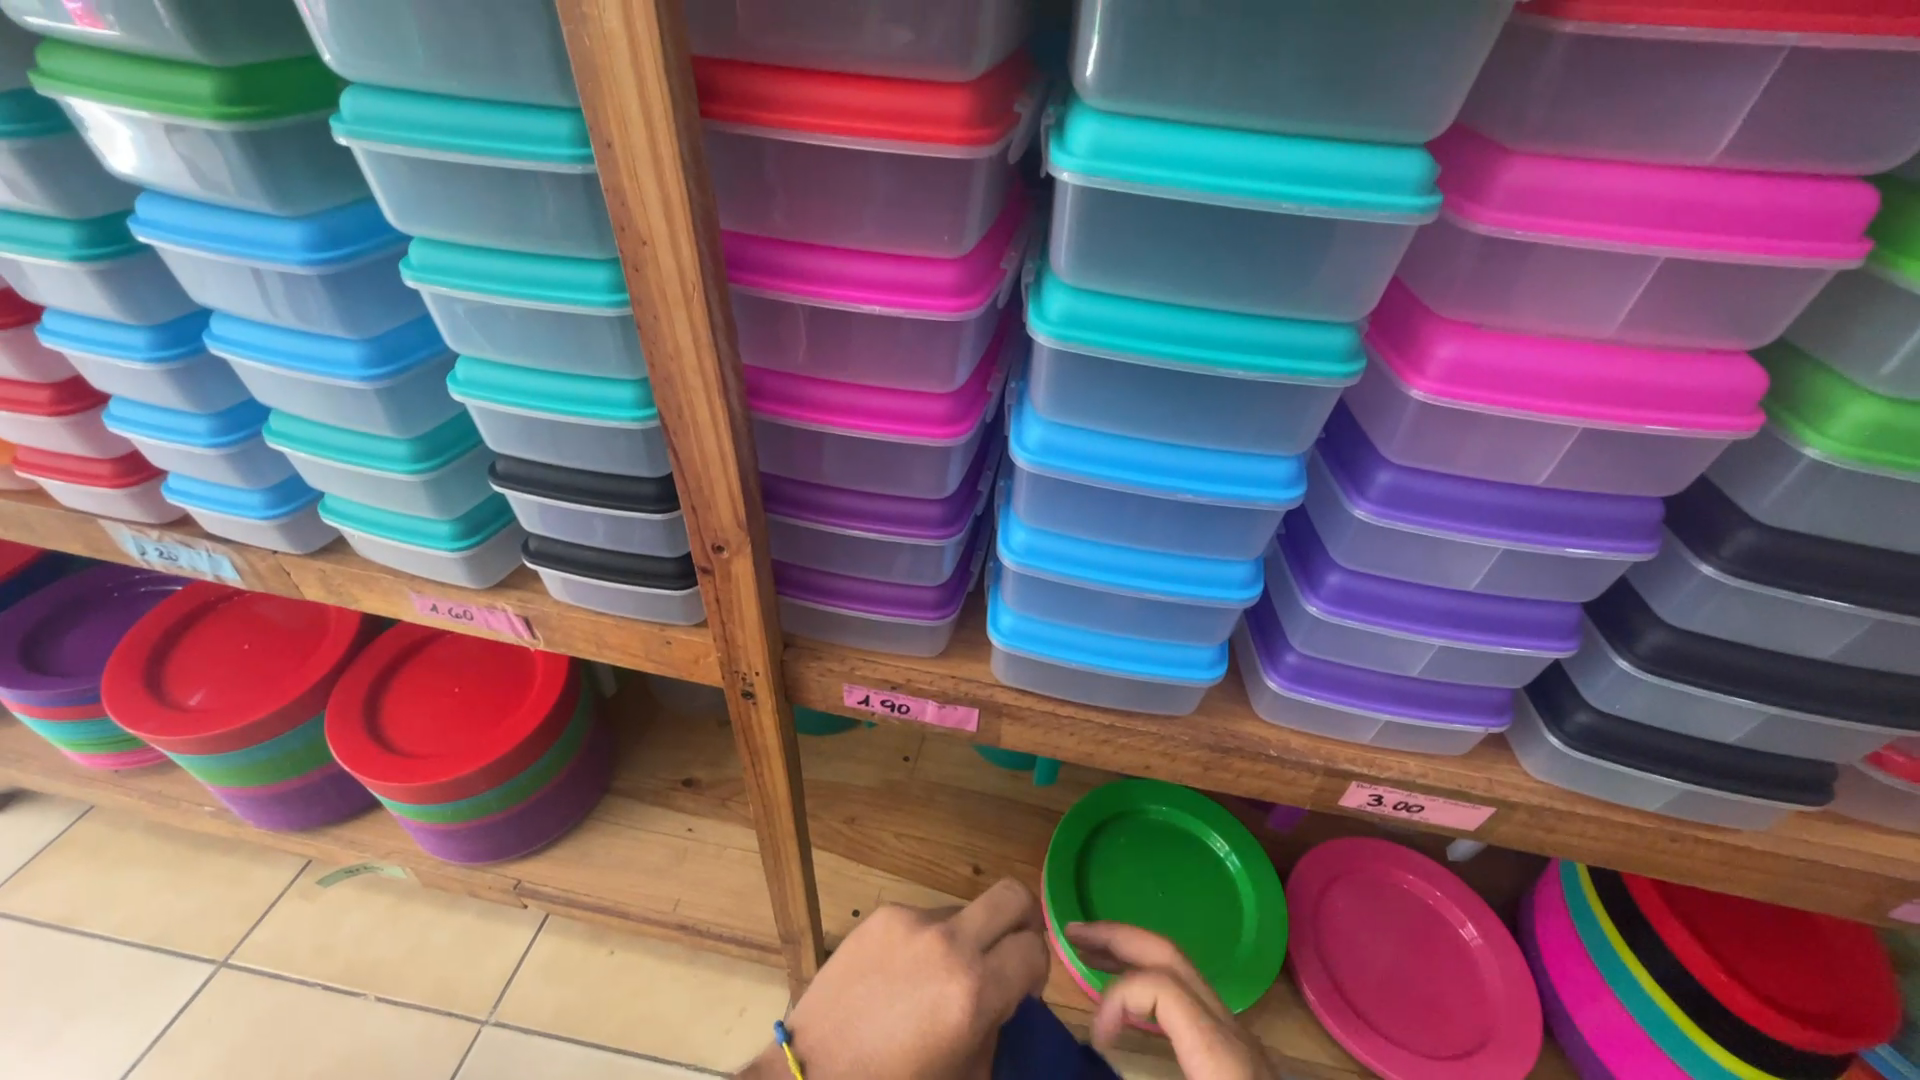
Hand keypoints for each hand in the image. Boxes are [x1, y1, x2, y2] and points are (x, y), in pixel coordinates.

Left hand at [740, 878, 1050, 1079]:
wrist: (815, 1072)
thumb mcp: (965, 1072)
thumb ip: (996, 1026)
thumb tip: (1008, 995)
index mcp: (974, 990)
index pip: (1035, 948)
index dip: (1037, 968)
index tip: (1023, 988)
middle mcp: (949, 943)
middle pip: (1012, 895)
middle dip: (1022, 921)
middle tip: (1007, 953)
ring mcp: (912, 922)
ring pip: (965, 910)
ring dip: (967, 937)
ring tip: (937, 978)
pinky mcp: (883, 915)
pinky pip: (924, 918)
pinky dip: (927, 941)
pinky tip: (903, 976)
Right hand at [1067, 922, 1277, 1079]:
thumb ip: (1141, 1079)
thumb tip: (1093, 1059)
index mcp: (1222, 1058)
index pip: (1161, 985)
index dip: (1116, 998)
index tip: (1095, 1042)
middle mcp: (1233, 1036)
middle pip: (1173, 958)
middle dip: (1119, 938)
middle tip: (1071, 932)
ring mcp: (1238, 1044)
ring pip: (1182, 973)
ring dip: (1134, 956)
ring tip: (1089, 952)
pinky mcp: (1237, 1061)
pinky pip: (1188, 1000)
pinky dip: (1150, 985)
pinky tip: (1128, 1004)